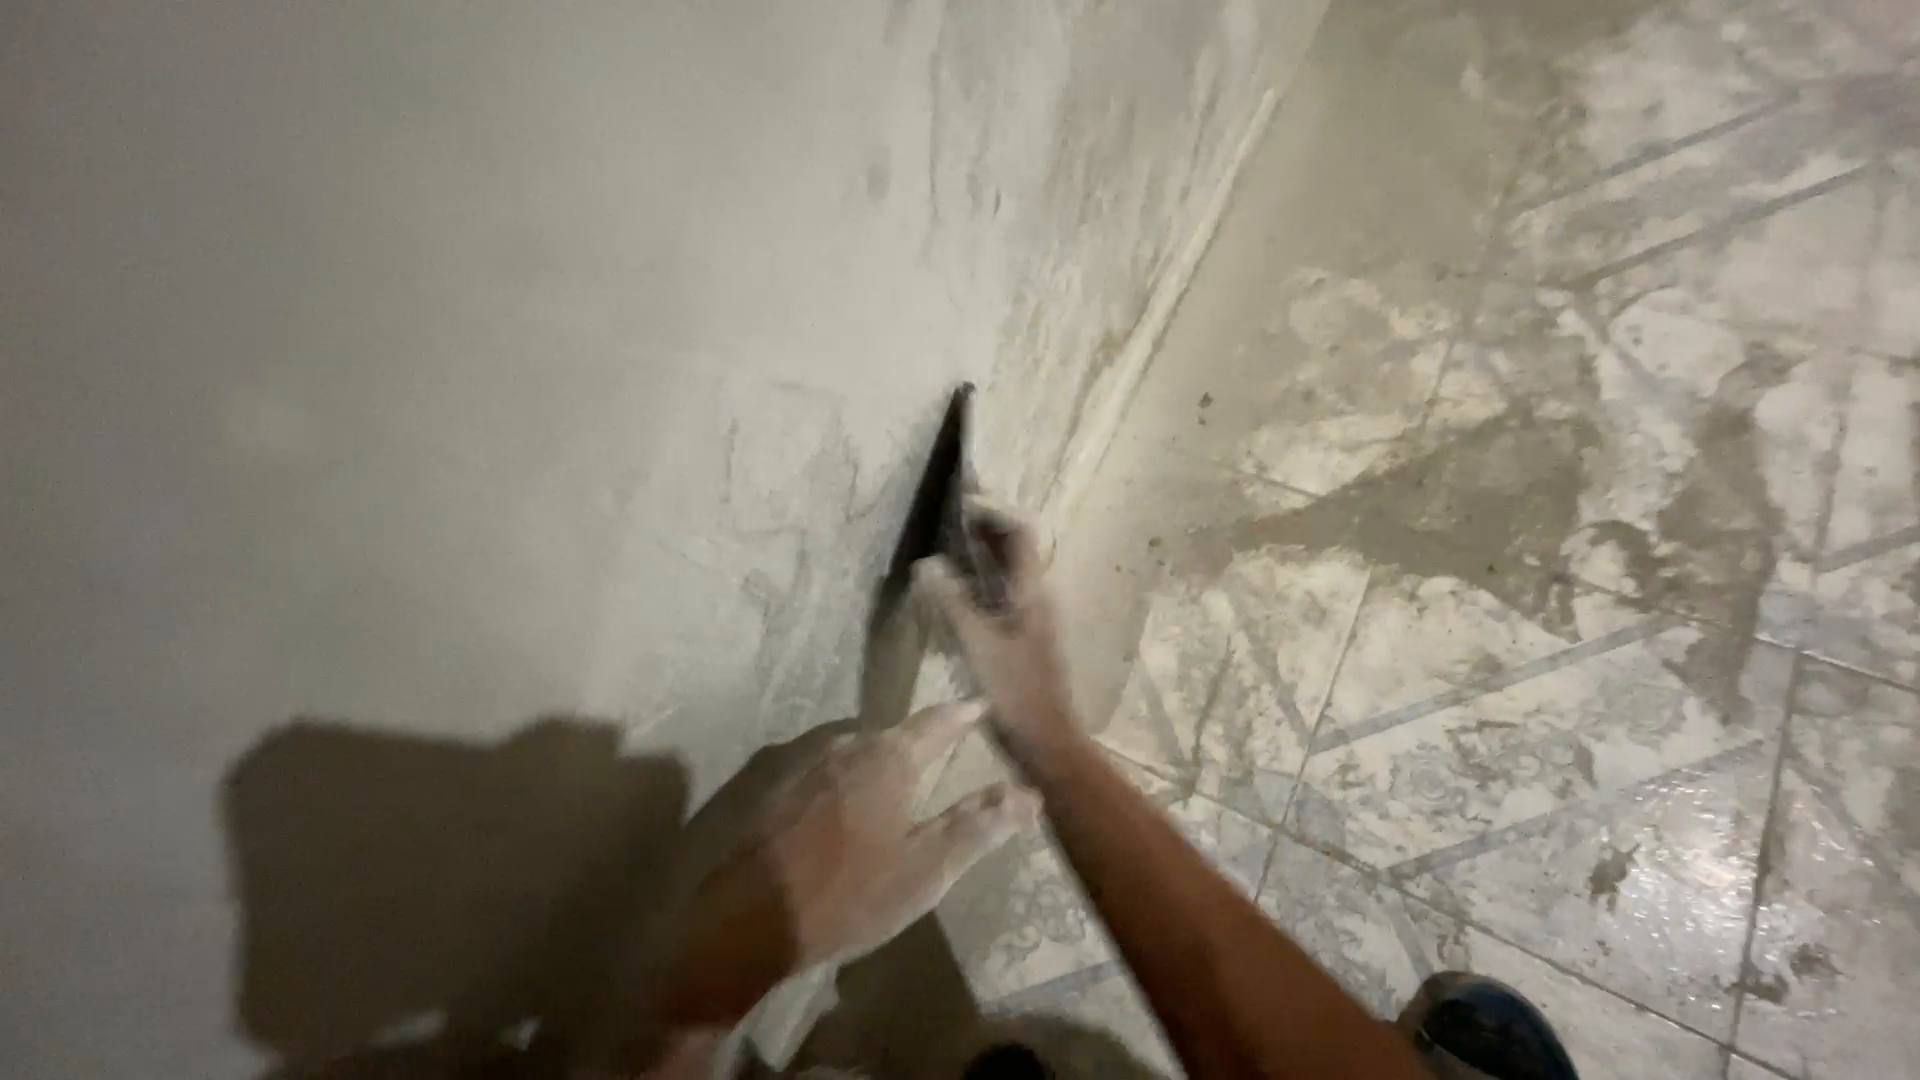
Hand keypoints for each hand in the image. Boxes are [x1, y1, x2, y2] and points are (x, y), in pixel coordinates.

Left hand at [673, 701, 1038, 987]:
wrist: (746, 921)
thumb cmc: (849, 894)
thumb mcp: (926, 869)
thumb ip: (978, 826)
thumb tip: (1030, 794)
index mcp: (888, 758)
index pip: (937, 721)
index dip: (964, 713)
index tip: (983, 703)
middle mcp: (848, 747)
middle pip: (898, 733)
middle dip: (928, 737)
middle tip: (954, 742)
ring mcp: (810, 767)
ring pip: (863, 751)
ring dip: (890, 759)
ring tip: (910, 776)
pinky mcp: (783, 792)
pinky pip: (835, 771)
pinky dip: (858, 779)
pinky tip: (858, 807)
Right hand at [913, 500, 1080, 755]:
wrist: (1044, 740)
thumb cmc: (1014, 690)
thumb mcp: (977, 644)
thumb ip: (952, 601)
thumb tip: (927, 564)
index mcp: (1033, 592)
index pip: (1022, 533)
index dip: (996, 511)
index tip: (963, 502)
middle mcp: (1038, 597)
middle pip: (1017, 548)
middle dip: (987, 528)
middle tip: (950, 518)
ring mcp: (1033, 617)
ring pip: (1009, 572)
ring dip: (982, 554)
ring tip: (947, 547)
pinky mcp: (1023, 636)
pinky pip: (1002, 594)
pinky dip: (980, 582)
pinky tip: (954, 593)